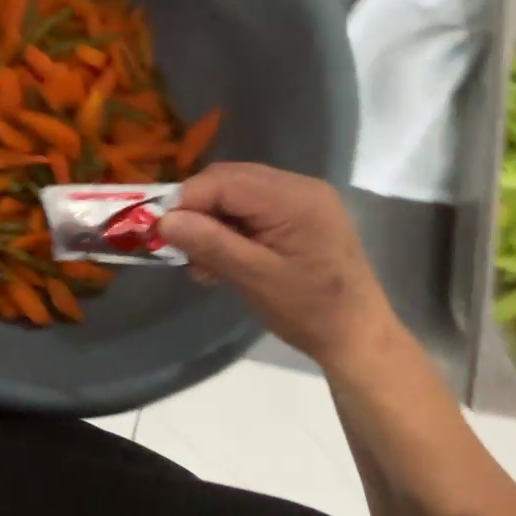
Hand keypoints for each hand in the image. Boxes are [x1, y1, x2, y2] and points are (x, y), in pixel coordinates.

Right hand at [158, 163, 398, 370]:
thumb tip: (164, 220)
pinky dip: (228, 230)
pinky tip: (220, 261)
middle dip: (195, 210)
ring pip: (236, 194)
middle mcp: (299, 188)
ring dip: (209, 223)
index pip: (223, 181)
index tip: (158, 232)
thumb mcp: (255, 278)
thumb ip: (211, 244)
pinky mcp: (299, 218)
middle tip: (176, 248)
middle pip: (228, 181)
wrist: (356, 335)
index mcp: (294, 199)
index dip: (185, 201)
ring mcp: (302, 201)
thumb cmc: (309, 309)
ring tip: (200, 262)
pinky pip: (251, 209)